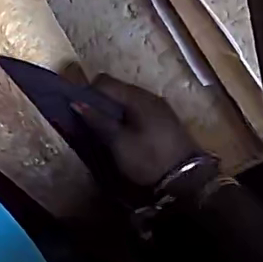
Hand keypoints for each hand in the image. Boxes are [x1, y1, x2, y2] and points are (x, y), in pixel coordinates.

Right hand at [73, 75, 207, 189]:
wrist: (187, 179)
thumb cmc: (148, 159)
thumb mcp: (119, 143)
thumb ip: (98, 120)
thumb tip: (75, 102)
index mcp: (137, 97)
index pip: (104, 81)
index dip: (87, 92)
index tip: (78, 111)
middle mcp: (149, 96)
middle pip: (117, 89)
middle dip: (100, 102)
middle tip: (89, 124)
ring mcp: (160, 107)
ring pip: (128, 101)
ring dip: (114, 111)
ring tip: (104, 131)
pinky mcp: (165, 120)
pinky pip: (139, 110)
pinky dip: (127, 117)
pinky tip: (123, 135)